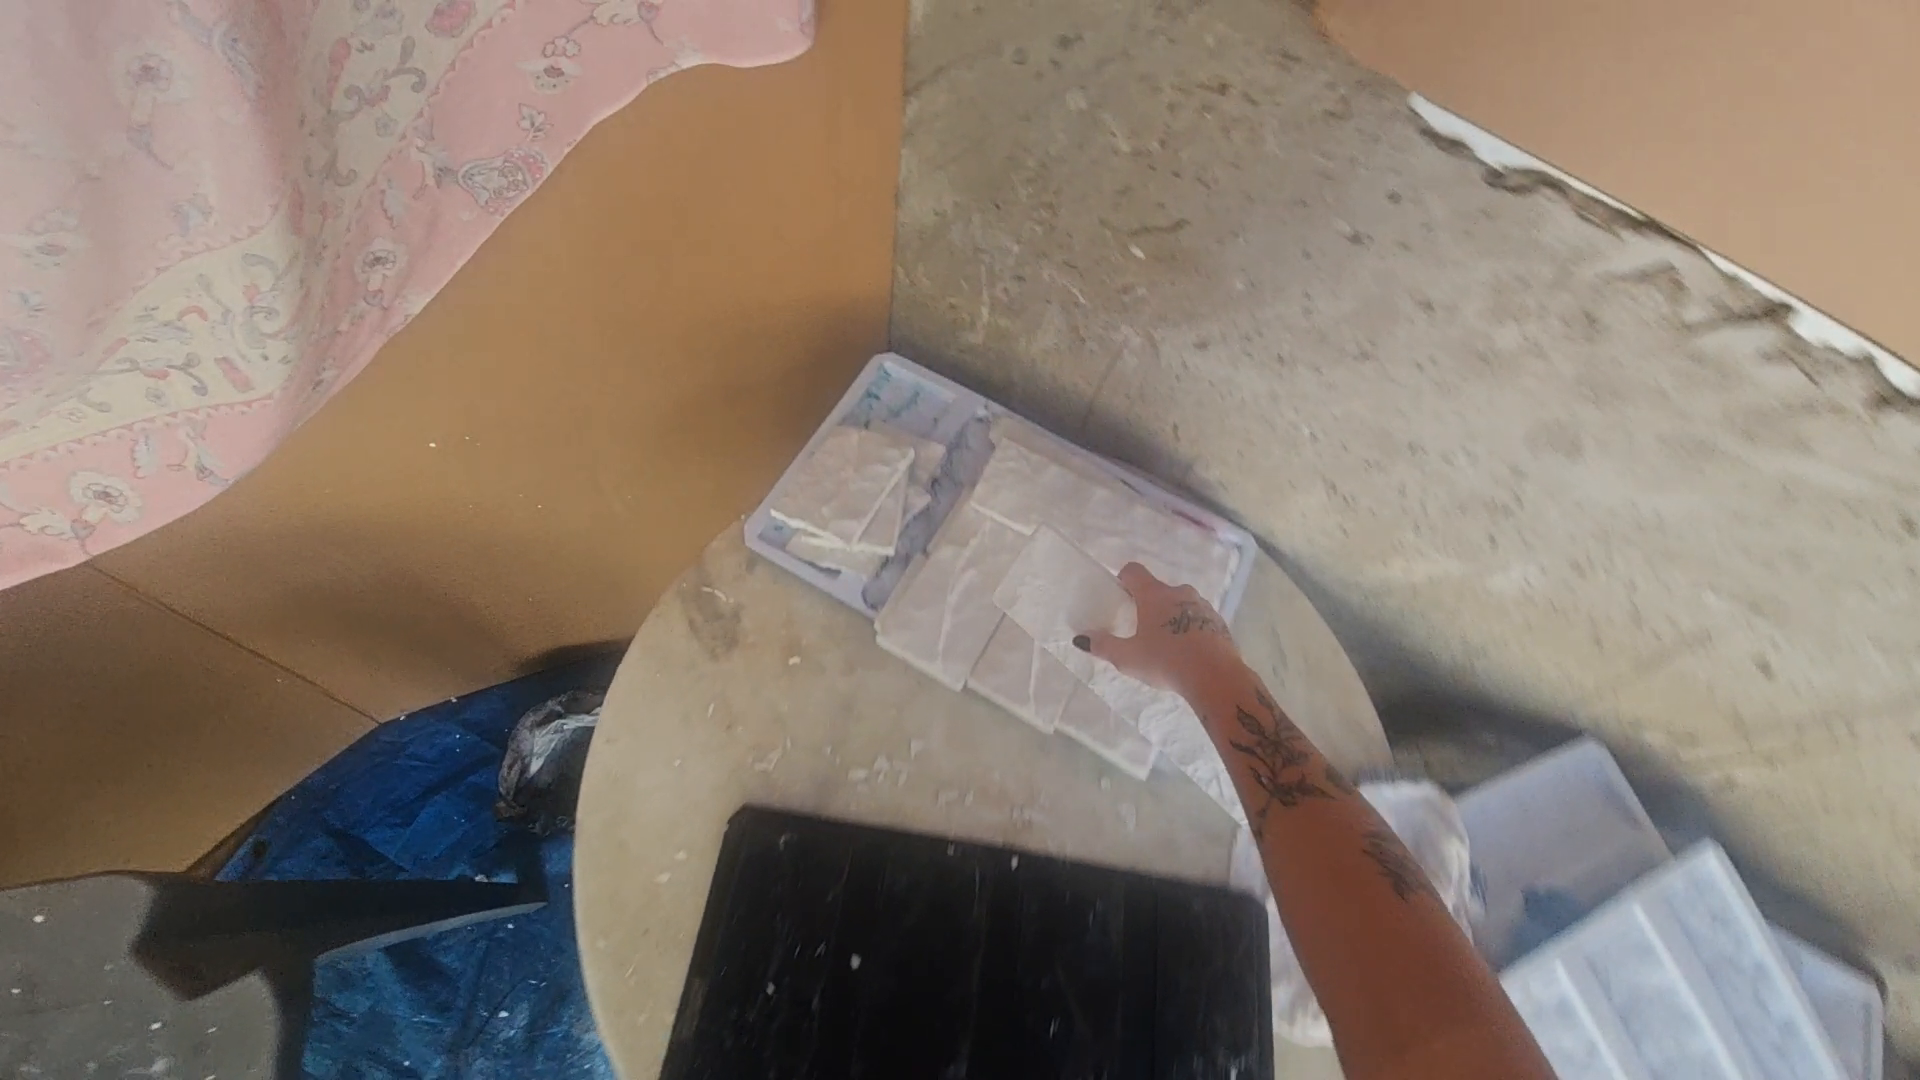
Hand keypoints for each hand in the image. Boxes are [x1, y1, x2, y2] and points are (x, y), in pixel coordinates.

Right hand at [1073, 563, 1242, 693]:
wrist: (1215, 677)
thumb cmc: (1166, 662)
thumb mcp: (1127, 658)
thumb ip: (1103, 646)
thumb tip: (1081, 638)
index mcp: (1154, 595)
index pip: (1133, 571)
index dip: (1124, 579)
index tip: (1121, 597)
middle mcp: (1179, 593)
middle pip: (1158, 589)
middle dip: (1148, 604)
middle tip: (1141, 628)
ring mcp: (1202, 606)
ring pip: (1180, 603)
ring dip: (1171, 616)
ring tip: (1166, 643)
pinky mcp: (1219, 622)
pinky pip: (1199, 619)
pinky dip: (1191, 628)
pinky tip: (1187, 652)